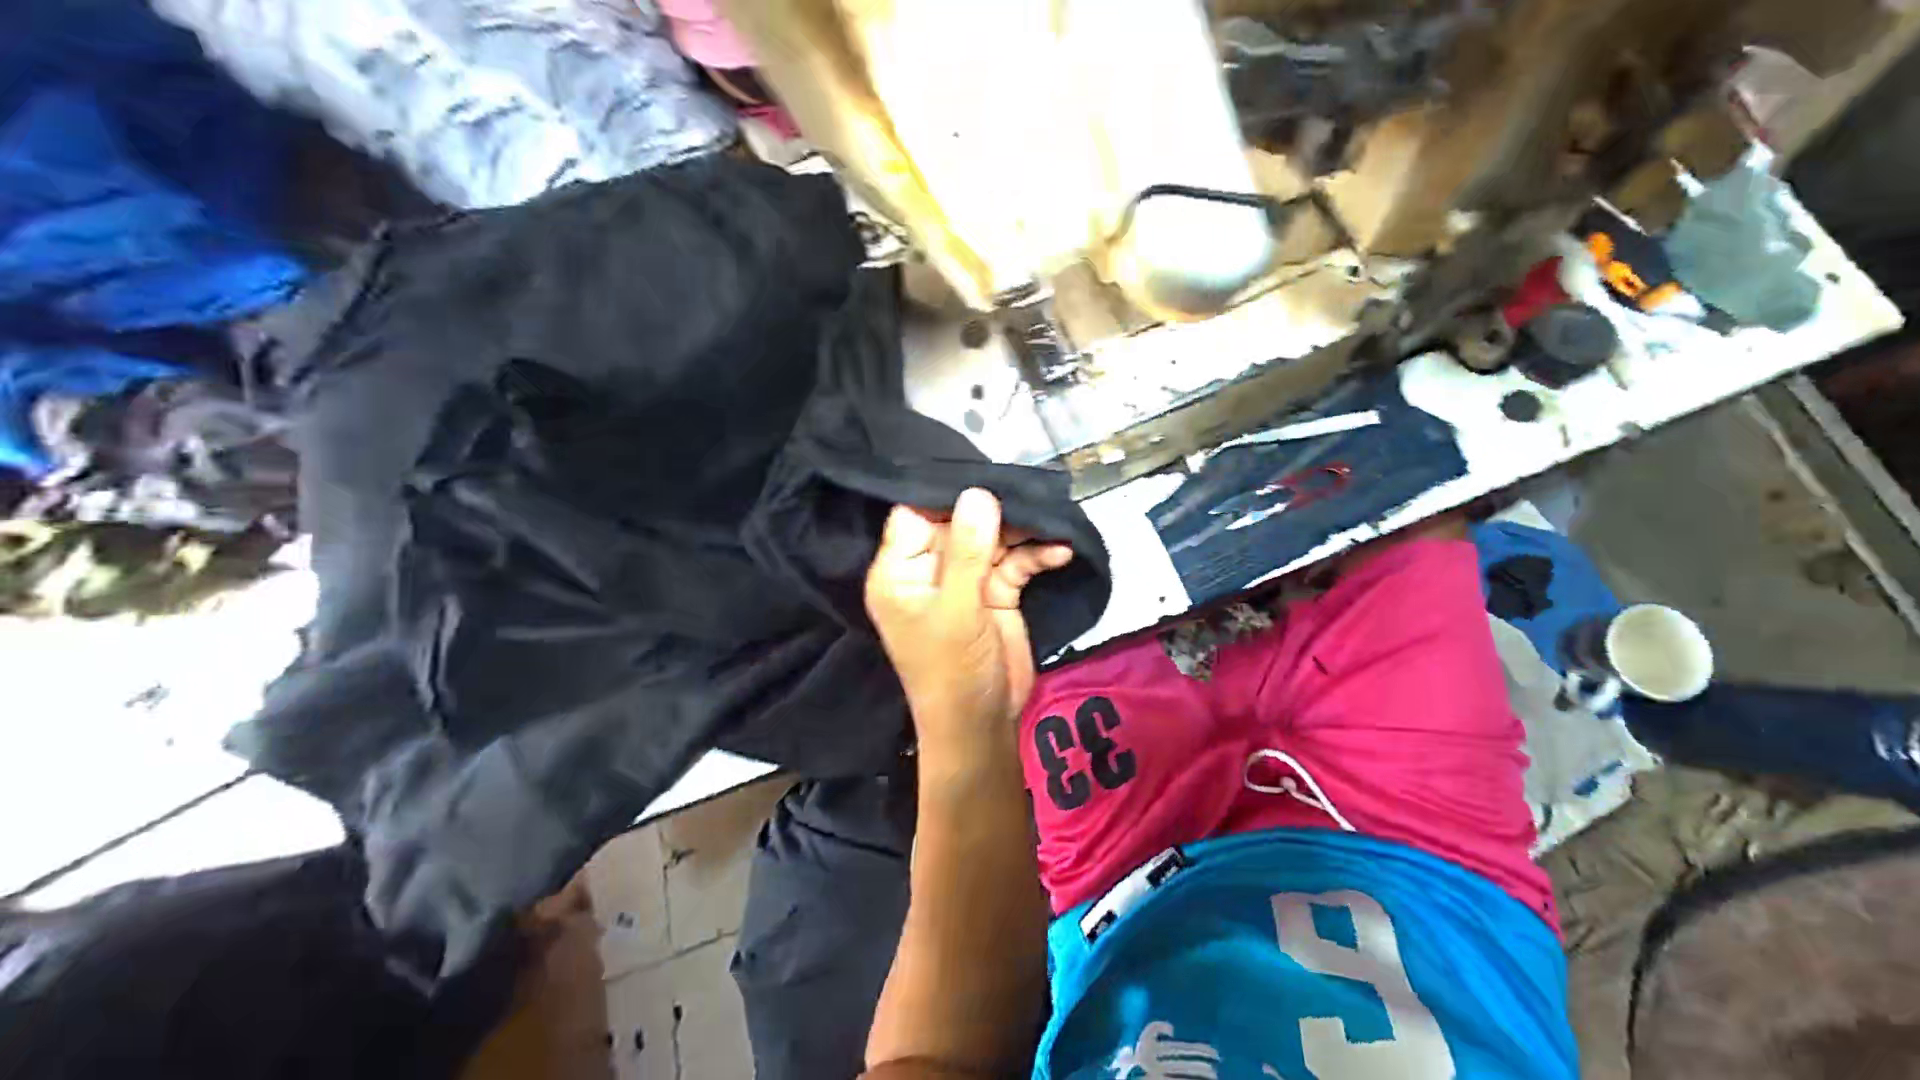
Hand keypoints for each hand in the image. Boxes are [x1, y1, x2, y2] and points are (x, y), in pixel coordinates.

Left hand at [865, 488, 1074, 763]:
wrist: (982, 725)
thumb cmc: (952, 670)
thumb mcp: (957, 609)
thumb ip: (967, 551)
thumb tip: (978, 493)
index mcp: (900, 572)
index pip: (914, 516)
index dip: (944, 496)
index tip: (982, 475)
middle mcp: (929, 571)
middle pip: (958, 522)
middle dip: (993, 510)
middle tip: (1028, 492)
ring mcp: (964, 581)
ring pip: (991, 539)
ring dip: (1022, 531)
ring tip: (1052, 521)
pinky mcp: (995, 593)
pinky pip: (1015, 562)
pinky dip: (1037, 555)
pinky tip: (1060, 551)